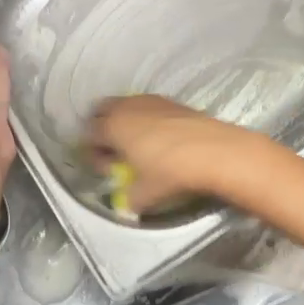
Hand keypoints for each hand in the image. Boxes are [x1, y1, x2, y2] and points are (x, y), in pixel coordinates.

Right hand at [86, 96, 249, 211]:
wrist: (214, 150)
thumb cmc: (171, 171)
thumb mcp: (146, 194)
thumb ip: (130, 199)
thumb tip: (127, 204)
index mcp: (112, 127)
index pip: (89, 133)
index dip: (92, 151)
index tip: (106, 168)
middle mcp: (126, 108)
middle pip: (102, 110)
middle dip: (102, 128)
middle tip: (113, 149)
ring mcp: (148, 101)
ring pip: (125, 105)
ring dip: (124, 120)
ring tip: (136, 143)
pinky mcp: (170, 100)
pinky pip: (146, 105)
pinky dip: (144, 117)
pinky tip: (159, 136)